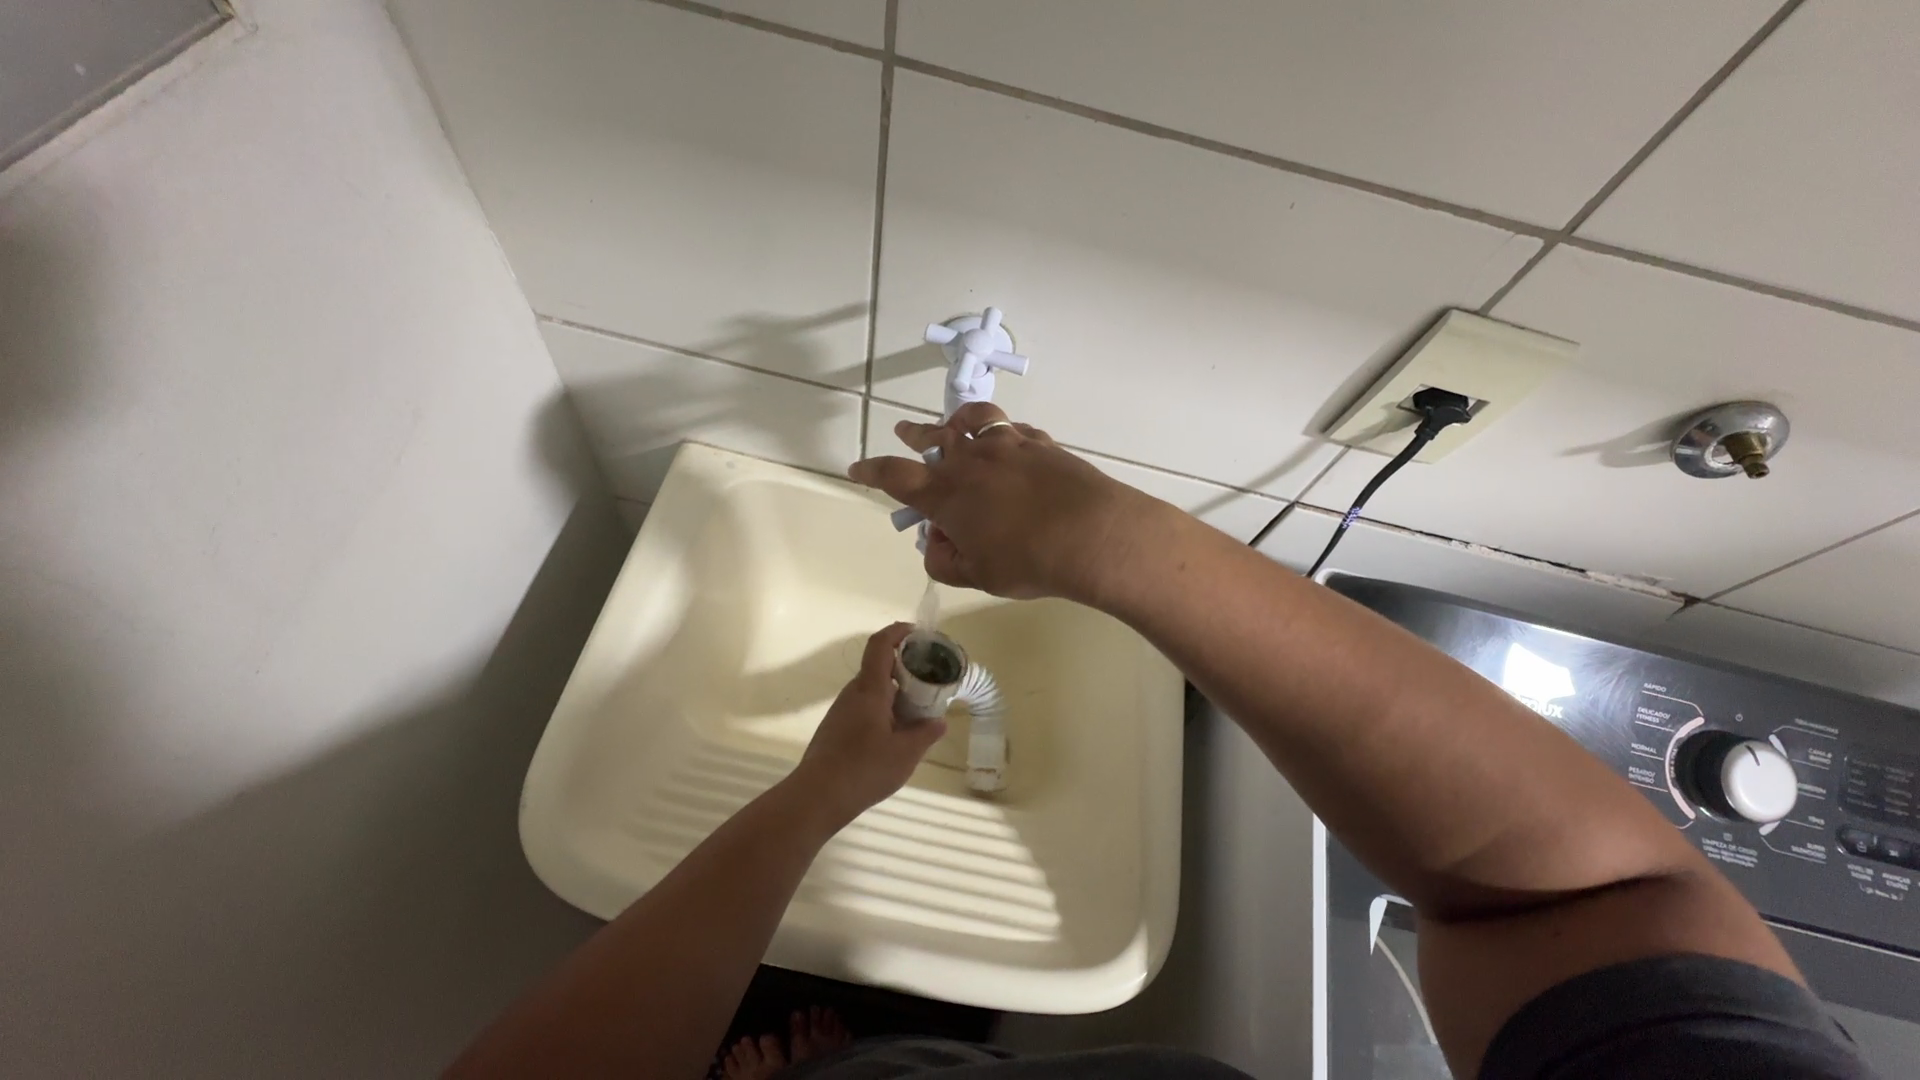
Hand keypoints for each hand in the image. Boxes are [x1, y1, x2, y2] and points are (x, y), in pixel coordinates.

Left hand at [789, 623, 947, 826]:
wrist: (817, 796)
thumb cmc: (864, 769)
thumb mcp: (906, 753)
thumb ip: (925, 733)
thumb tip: (939, 721)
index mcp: (870, 690)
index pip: (880, 645)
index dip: (898, 633)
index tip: (918, 634)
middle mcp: (853, 694)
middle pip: (880, 670)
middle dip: (906, 672)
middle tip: (930, 685)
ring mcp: (841, 712)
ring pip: (873, 693)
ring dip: (896, 696)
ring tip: (918, 716)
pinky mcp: (836, 729)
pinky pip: (864, 710)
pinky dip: (883, 713)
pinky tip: (895, 738)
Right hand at [848, 403, 1172, 602]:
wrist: (1093, 535)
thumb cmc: (1029, 561)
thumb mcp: (979, 576)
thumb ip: (948, 562)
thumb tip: (938, 546)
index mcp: (947, 494)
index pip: (895, 476)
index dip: (872, 471)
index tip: (856, 468)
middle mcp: (972, 461)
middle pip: (934, 438)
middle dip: (915, 435)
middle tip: (905, 431)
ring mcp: (1009, 446)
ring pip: (974, 421)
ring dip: (957, 420)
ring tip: (955, 422)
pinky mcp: (1042, 444)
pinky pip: (1014, 430)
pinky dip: (1002, 433)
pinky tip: (1008, 442)